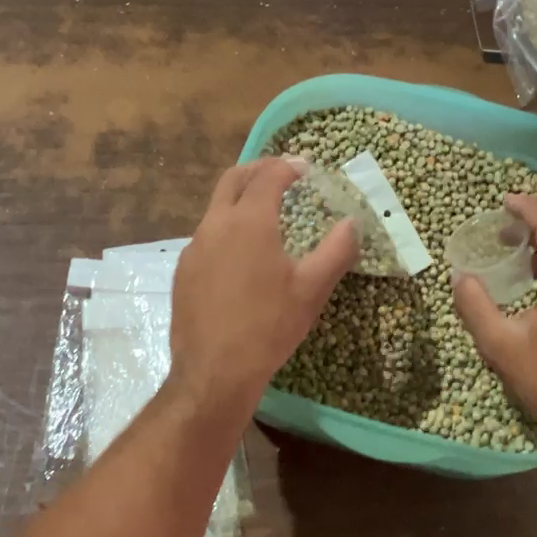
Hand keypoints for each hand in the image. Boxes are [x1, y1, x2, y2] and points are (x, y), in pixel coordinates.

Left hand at [168, 158, 357, 414]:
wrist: (214, 371)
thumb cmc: (269, 327)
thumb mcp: (312, 290)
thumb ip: (336, 251)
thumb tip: (353, 223)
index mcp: (250, 222)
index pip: (268, 176)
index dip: (288, 166)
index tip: (305, 168)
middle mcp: (216, 225)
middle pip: (233, 179)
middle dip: (258, 170)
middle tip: (281, 174)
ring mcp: (194, 248)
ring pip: (216, 208)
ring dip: (240, 200)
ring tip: (264, 214)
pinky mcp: (183, 271)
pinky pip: (206, 236)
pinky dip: (226, 229)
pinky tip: (241, 255)